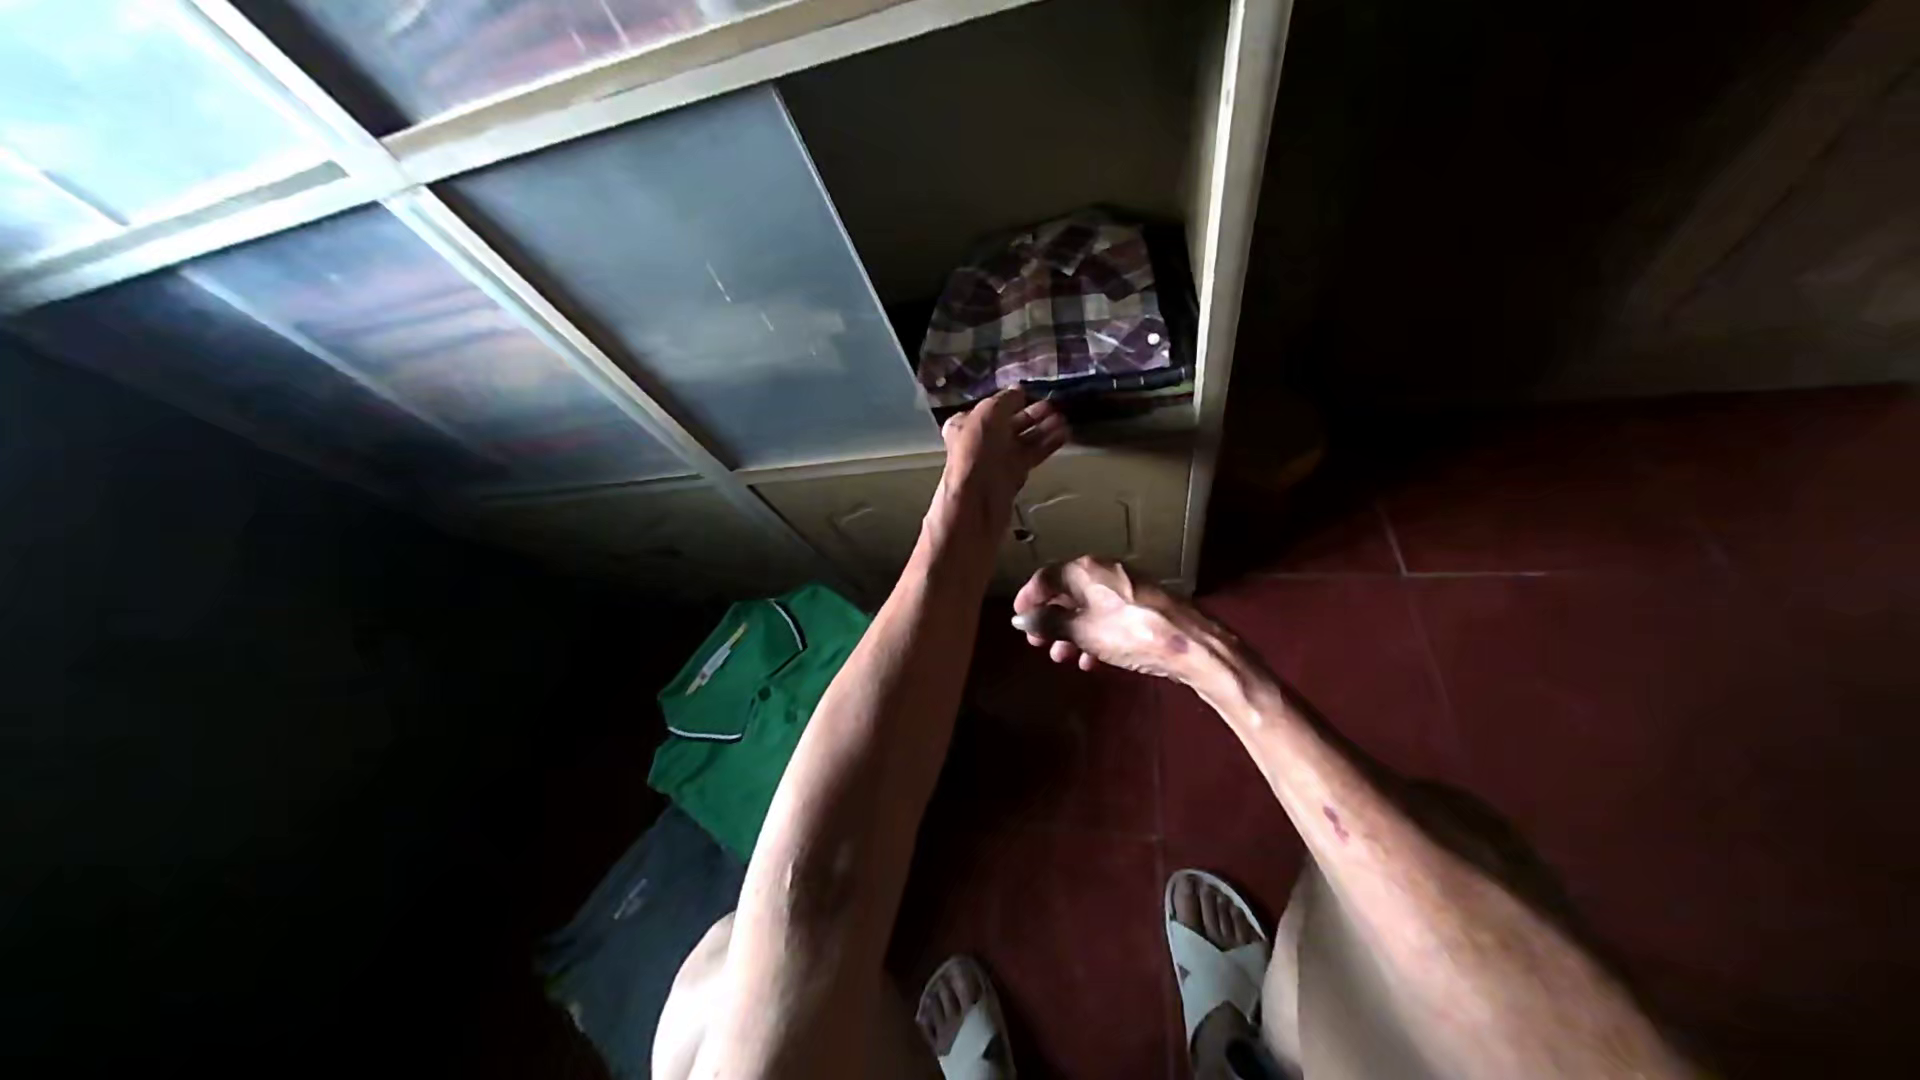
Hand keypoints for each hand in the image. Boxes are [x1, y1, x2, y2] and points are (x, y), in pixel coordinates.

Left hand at [934, 388, 1067, 533]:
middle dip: (1031, 413)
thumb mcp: (989, 413)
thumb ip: (1005, 400)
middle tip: (1053, 405)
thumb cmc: (977, 449)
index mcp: (966, 424)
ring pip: (1024, 440)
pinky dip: (1047, 445)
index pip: (989, 408)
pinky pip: (1032, 456)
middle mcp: (980, 441)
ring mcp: (997, 460)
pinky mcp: (1014, 476)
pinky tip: (1064, 435)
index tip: (1028, 392)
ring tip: (1063, 418)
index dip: (1008, 400)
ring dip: (1043, 428)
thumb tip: (1018, 391)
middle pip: (1009, 424)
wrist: (978, 498)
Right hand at [1011, 556, 1233, 683]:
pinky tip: (1092, 661)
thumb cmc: (1129, 633)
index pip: (1045, 578)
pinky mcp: (1142, 606)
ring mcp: (1125, 588)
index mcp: (1085, 569)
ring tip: (1063, 658)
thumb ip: (1048, 623)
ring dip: (1070, 632)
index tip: (1017, 619)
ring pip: (1086, 608)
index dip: (1028, 598)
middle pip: (1066, 593)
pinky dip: (1093, 635)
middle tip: (1037, 644)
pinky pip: (1107, 617)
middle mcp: (1103, 572)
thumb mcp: (1082, 631)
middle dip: (1049, 620)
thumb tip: (1020, 618)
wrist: (1191, 645)